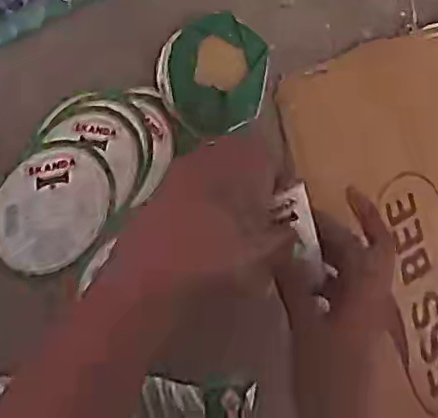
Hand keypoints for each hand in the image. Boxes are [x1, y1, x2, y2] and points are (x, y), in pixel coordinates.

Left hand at [99, 132, 290, 303]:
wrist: (145, 285)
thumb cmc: (218, 262)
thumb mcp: (268, 256)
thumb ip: (287, 239)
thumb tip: (291, 234)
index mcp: (245, 155)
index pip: (275, 159)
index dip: (283, 190)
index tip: (287, 221)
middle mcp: (212, 151)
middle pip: (242, 166)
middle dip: (252, 194)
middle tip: (261, 233)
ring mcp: (179, 170)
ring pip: (213, 180)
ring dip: (223, 205)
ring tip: (230, 245)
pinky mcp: (154, 195)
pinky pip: (187, 199)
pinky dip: (196, 218)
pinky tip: (197, 250)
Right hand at [273, 188, 400, 417]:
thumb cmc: (330, 375)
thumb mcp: (306, 327)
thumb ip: (293, 283)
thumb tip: (276, 243)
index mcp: (368, 290)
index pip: (379, 241)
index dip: (368, 213)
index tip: (348, 190)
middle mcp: (372, 298)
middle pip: (357, 253)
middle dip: (329, 234)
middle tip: (296, 223)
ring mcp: (364, 317)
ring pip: (348, 274)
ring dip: (323, 259)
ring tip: (289, 251)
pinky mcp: (353, 335)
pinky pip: (340, 295)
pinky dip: (321, 283)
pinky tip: (296, 287)